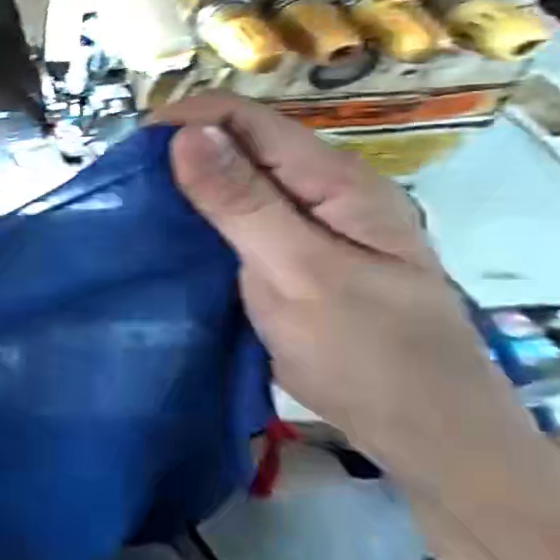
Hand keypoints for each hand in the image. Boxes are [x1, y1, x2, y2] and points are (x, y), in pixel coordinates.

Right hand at [152, 94, 532, 477]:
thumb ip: (242, 201)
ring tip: (137, 208)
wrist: (433, 442)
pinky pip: (238, 219)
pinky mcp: (293, 255)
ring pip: (235, 181)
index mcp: (334, 179)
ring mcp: (309, 224)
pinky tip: (172, 238)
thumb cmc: (371, 357)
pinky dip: (200, 219)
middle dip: (178, 152)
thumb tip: (185, 131)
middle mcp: (321, 189)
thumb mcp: (299, 274)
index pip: (246, 117)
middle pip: (238, 143)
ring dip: (185, 187)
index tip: (129, 152)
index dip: (184, 119)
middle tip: (126, 187)